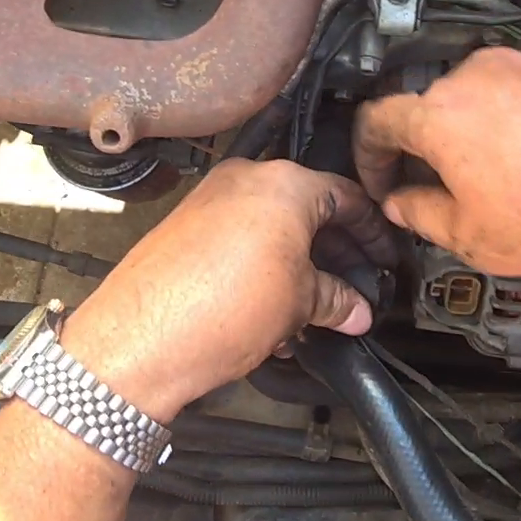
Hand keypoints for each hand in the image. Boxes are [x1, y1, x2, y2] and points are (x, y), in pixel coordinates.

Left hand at [57, 158, 394, 420]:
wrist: (138, 341)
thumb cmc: (217, 311)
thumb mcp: (299, 305)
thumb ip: (337, 299)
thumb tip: (354, 307)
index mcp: (285, 184)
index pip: (347, 198)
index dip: (372, 231)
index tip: (382, 255)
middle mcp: (247, 179)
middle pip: (310, 208)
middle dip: (336, 250)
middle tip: (355, 282)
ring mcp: (212, 198)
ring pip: (274, 224)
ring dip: (301, 261)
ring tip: (316, 305)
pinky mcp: (187, 224)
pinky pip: (241, 235)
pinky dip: (265, 264)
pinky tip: (275, 308)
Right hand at [352, 47, 520, 293]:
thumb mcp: (474, 237)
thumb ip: (420, 213)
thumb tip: (402, 203)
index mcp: (441, 114)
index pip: (377, 119)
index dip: (368, 154)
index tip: (380, 176)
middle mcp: (476, 77)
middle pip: (425, 108)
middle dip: (423, 149)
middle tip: (436, 192)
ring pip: (470, 101)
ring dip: (466, 137)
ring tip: (496, 187)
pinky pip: (511, 96)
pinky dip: (504, 126)